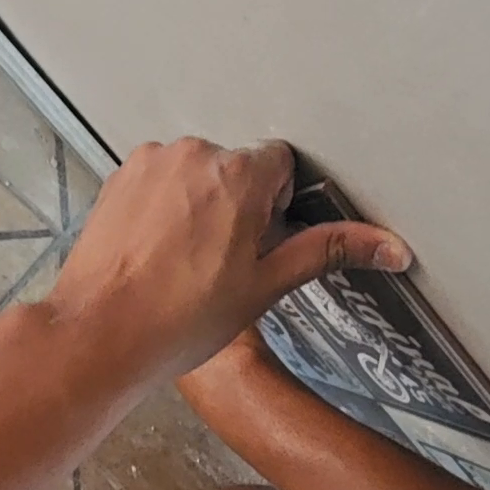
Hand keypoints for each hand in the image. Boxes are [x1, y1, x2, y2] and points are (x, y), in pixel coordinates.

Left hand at [45, 138, 411, 383]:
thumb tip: (390, 246)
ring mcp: (148, 164)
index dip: (274, 208)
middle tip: (218, 263)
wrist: (99, 335)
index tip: (257, 244)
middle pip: (235, 170)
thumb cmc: (179, 319)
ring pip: (194, 176)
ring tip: (180, 264)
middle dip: (236, 207)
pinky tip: (154, 254)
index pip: (280, 165)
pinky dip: (162, 210)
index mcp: (237, 175)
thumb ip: (324, 252)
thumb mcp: (263, 287)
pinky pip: (157, 183)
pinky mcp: (117, 180)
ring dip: (196, 207)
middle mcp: (192, 154)